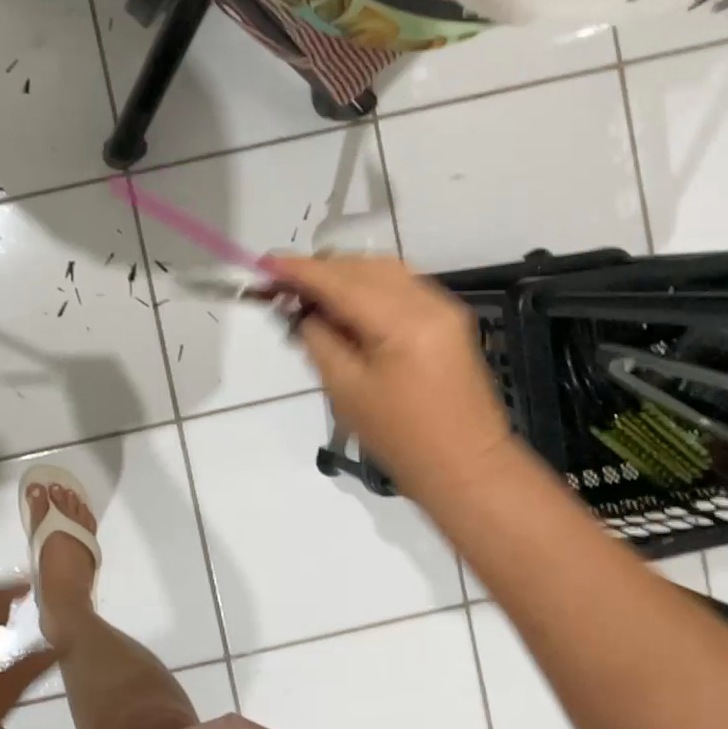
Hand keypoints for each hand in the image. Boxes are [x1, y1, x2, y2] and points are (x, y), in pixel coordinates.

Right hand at [272, 255, 516, 492]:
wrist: (465, 465)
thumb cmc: (399, 436)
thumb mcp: (344, 387)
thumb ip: (317, 338)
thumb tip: (298, 308)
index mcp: (403, 323)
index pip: (340, 281)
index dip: (297, 269)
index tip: (262, 264)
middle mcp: (428, 303)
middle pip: (361, 266)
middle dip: (317, 271)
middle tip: (277, 287)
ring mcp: (442, 307)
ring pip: (380, 269)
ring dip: (339, 275)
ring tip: (303, 295)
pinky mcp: (445, 318)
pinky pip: (397, 285)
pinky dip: (363, 286)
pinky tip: (339, 305)